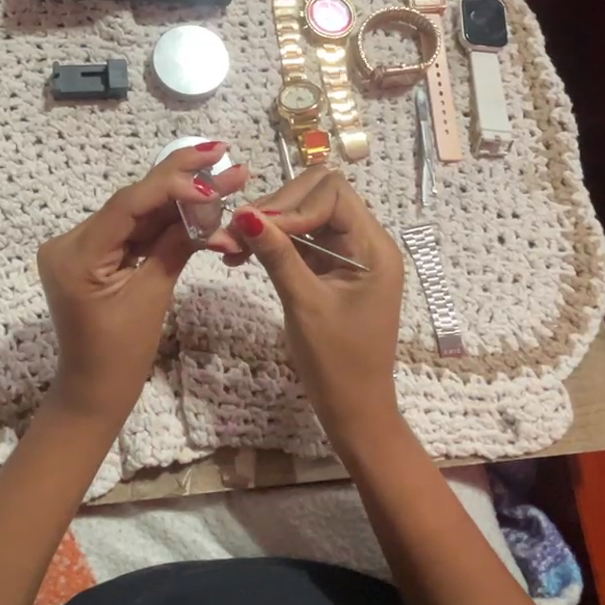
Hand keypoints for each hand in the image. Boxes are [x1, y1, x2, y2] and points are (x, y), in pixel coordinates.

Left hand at [36, 143, 249, 423]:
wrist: (92, 393)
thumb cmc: (120, 358)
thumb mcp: (151, 298)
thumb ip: (175, 246)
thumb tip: (208, 206)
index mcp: (76, 255)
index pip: (127, 206)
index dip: (171, 185)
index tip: (213, 174)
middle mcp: (70, 241)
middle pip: (133, 202)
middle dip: (180, 179)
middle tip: (221, 151)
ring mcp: (80, 246)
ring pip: (137, 213)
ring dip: (180, 199)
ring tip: (224, 176)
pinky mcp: (93, 254)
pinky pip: (133, 231)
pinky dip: (166, 223)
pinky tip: (200, 204)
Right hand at [228, 167, 405, 450]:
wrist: (354, 411)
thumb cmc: (337, 364)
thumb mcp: (304, 304)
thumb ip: (277, 255)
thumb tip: (243, 213)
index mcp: (374, 248)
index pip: (333, 194)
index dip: (293, 204)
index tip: (258, 228)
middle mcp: (365, 242)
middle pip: (317, 195)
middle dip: (276, 209)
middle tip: (236, 232)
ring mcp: (348, 254)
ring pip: (304, 215)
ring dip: (267, 225)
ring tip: (230, 246)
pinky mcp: (331, 267)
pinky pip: (301, 239)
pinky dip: (272, 242)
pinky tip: (241, 254)